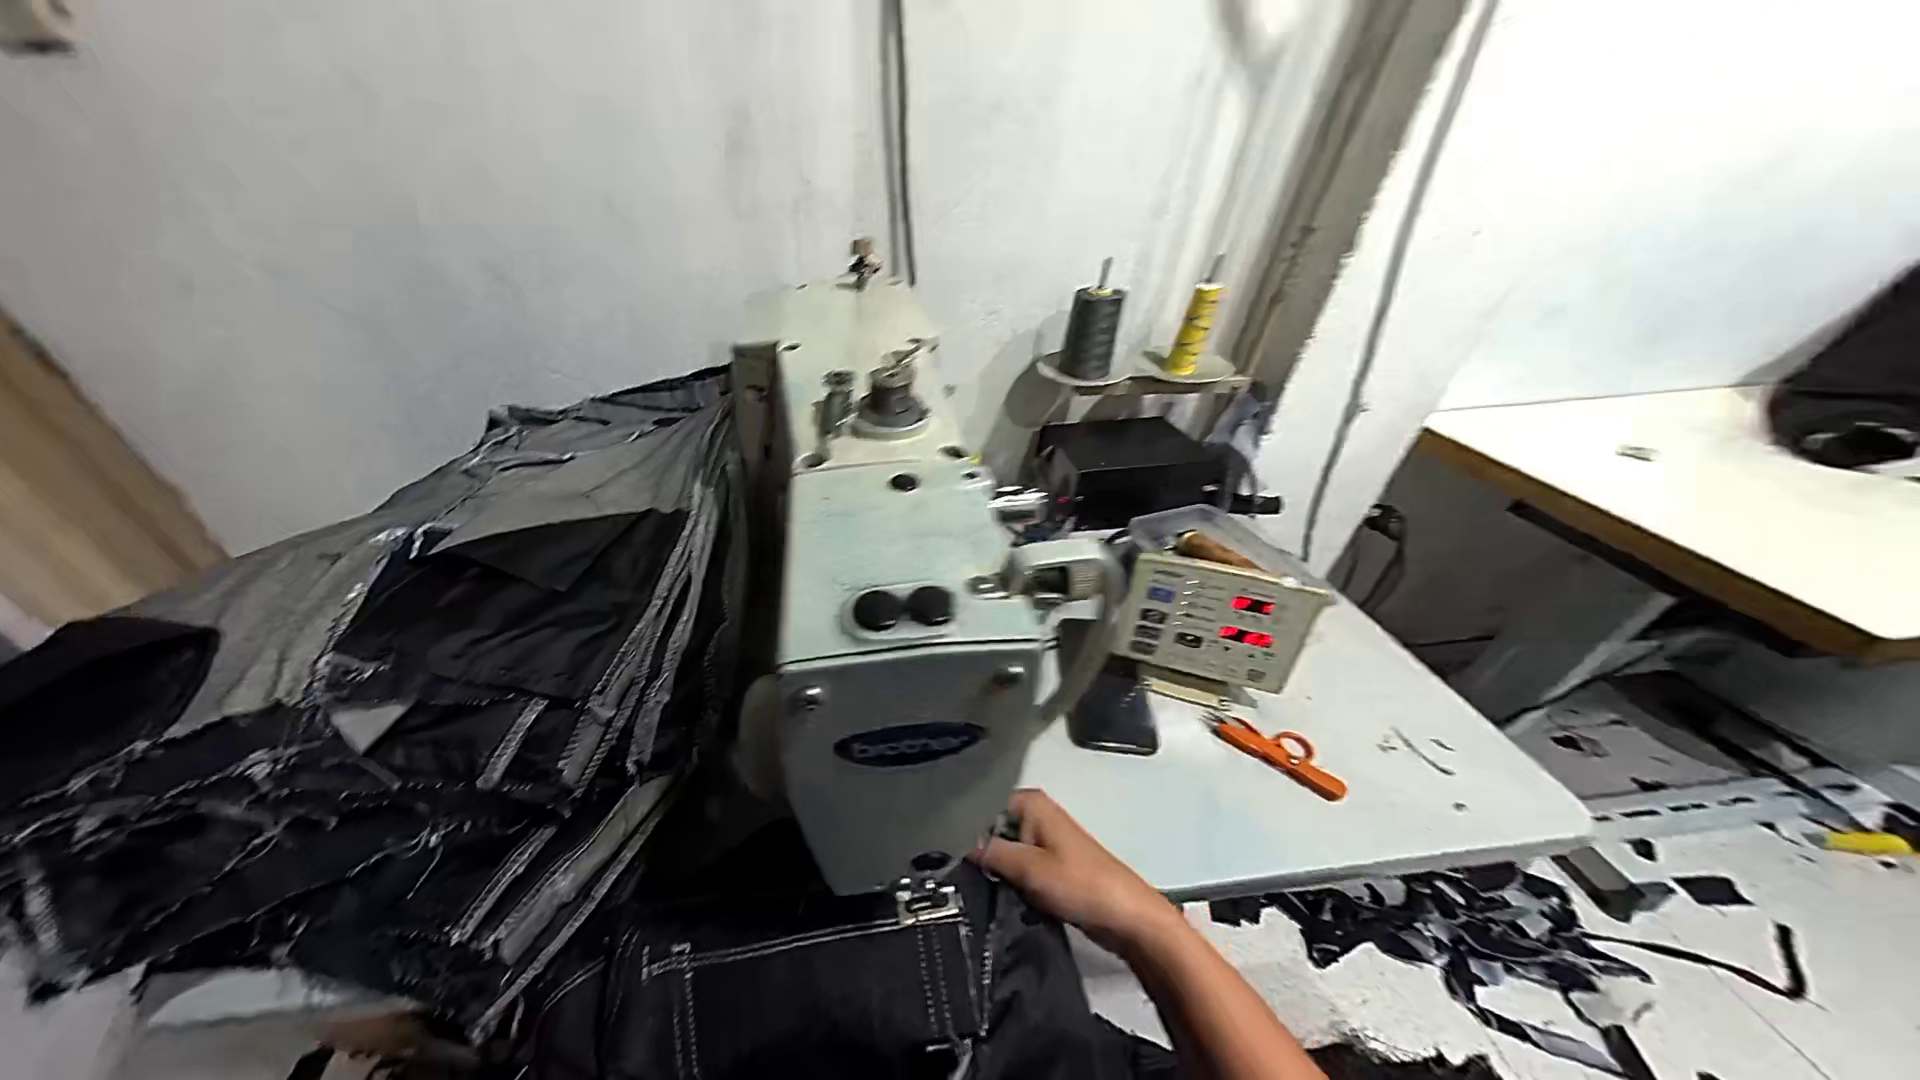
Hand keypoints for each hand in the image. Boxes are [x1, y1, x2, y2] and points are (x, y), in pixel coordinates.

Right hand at [970, 788, 1184, 955]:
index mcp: (1031, 803)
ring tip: (973, 887)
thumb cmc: (1081, 884)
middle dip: (977, 850)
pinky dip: (1008, 881)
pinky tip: (996, 895)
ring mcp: (1043, 841)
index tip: (944, 852)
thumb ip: (990, 852)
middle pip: (990, 828)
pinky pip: (1016, 869)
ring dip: (993, 869)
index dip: (962, 828)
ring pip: (1003, 851)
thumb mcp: (1028, 868)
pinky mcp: (1048, 867)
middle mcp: (1035, 815)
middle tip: (956, 874)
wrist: (1127, 918)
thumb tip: (957, 845)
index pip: (981, 805)